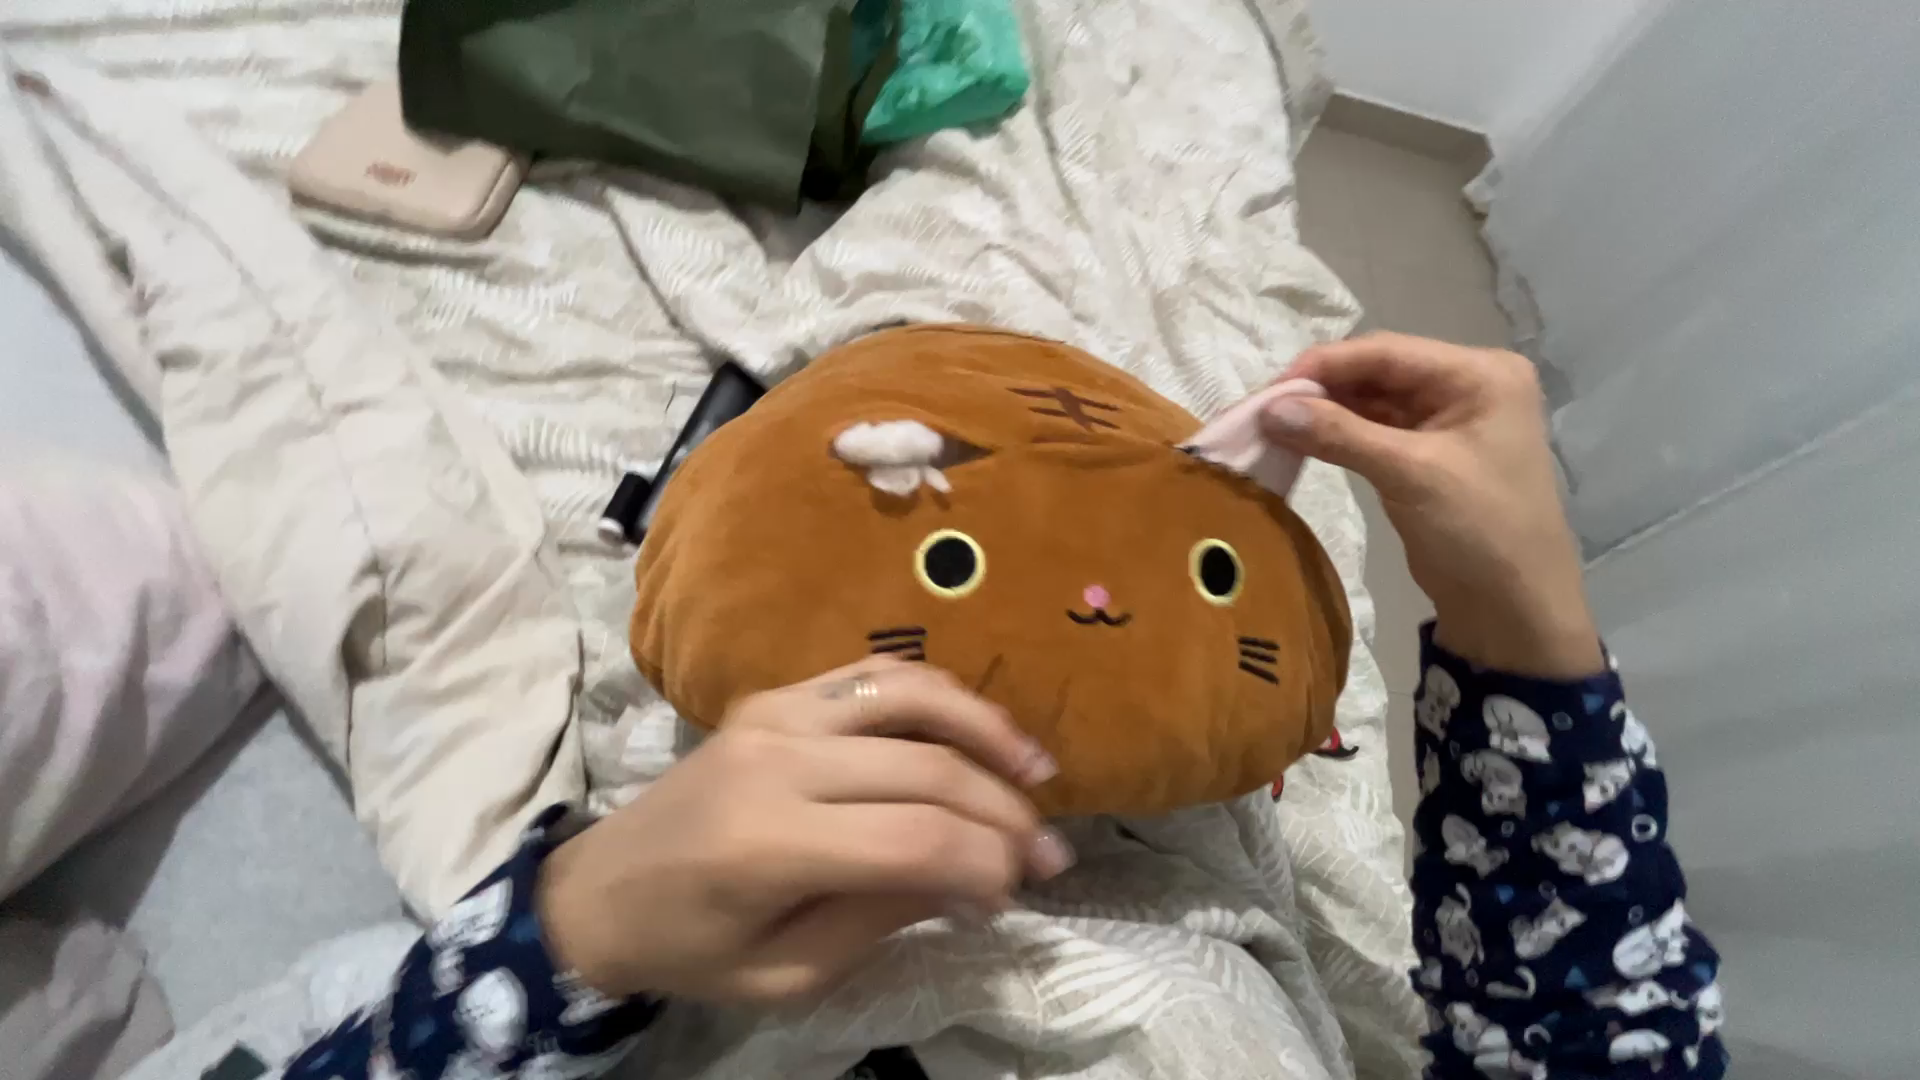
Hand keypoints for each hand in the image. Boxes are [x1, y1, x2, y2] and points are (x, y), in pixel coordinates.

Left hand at [535, 657, 1071, 1004]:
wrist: (603, 886)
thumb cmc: (691, 948)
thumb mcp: (787, 973)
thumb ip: (884, 916)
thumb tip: (975, 876)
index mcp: (768, 842)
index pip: (913, 840)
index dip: (986, 862)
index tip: (1020, 891)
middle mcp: (779, 758)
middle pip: (926, 768)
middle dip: (1003, 810)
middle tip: (1049, 849)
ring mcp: (779, 711)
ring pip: (910, 696)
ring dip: (985, 728)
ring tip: (1036, 767)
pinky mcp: (778, 693)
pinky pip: (875, 675)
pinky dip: (937, 693)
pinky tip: (974, 723)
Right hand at [1260, 332, 1603, 677]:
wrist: (1512, 605)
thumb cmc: (1477, 529)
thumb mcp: (1408, 474)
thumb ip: (1338, 434)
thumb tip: (1268, 410)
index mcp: (1479, 373)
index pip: (1385, 351)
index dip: (1321, 366)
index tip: (1267, 392)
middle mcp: (1464, 384)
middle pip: (1375, 371)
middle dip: (1317, 389)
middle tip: (1261, 412)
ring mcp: (1445, 419)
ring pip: (1368, 400)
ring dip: (1321, 412)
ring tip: (1271, 426)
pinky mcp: (1425, 451)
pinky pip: (1370, 429)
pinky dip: (1334, 434)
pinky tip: (1299, 441)